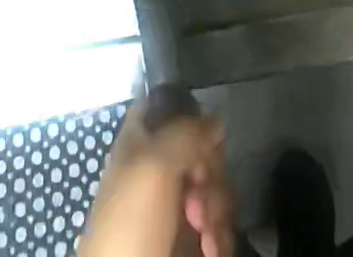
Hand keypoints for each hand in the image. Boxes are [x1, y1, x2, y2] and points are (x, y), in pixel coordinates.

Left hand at [80, 97, 234, 256]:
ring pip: (215, 187)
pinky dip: (221, 237)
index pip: (167, 109)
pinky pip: (220, 224)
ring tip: (208, 238)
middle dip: (212, 174)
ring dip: (219, 211)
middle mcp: (159, 169)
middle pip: (202, 149)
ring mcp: (175, 206)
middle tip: (200, 200)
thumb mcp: (152, 168)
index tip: (203, 139)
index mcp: (139, 143)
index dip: (190, 117)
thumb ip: (184, 133)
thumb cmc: (131, 224)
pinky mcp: (192, 239)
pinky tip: (213, 251)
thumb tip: (216, 118)